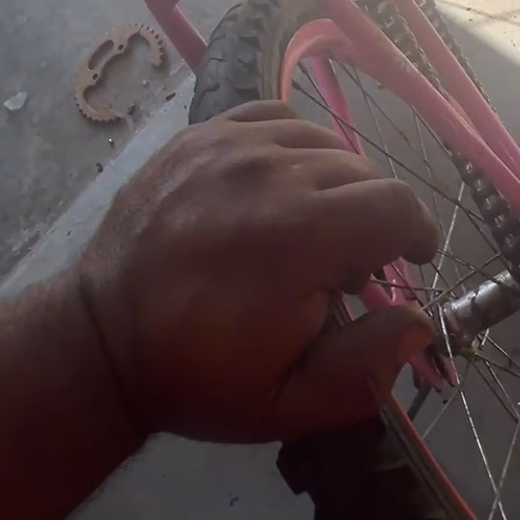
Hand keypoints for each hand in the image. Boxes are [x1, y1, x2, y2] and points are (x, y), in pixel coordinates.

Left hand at [73, 101, 438, 442]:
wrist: (100, 338)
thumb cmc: (198, 374)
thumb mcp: (289, 403)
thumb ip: (367, 369)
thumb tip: (420, 323)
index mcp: (299, 237)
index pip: (397, 205)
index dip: (417, 233)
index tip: (410, 259)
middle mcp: (270, 173)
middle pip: (366, 174)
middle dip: (373, 220)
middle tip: (347, 265)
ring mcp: (230, 144)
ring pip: (326, 142)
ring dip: (337, 183)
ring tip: (311, 223)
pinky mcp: (201, 133)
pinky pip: (278, 117)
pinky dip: (297, 146)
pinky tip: (283, 181)